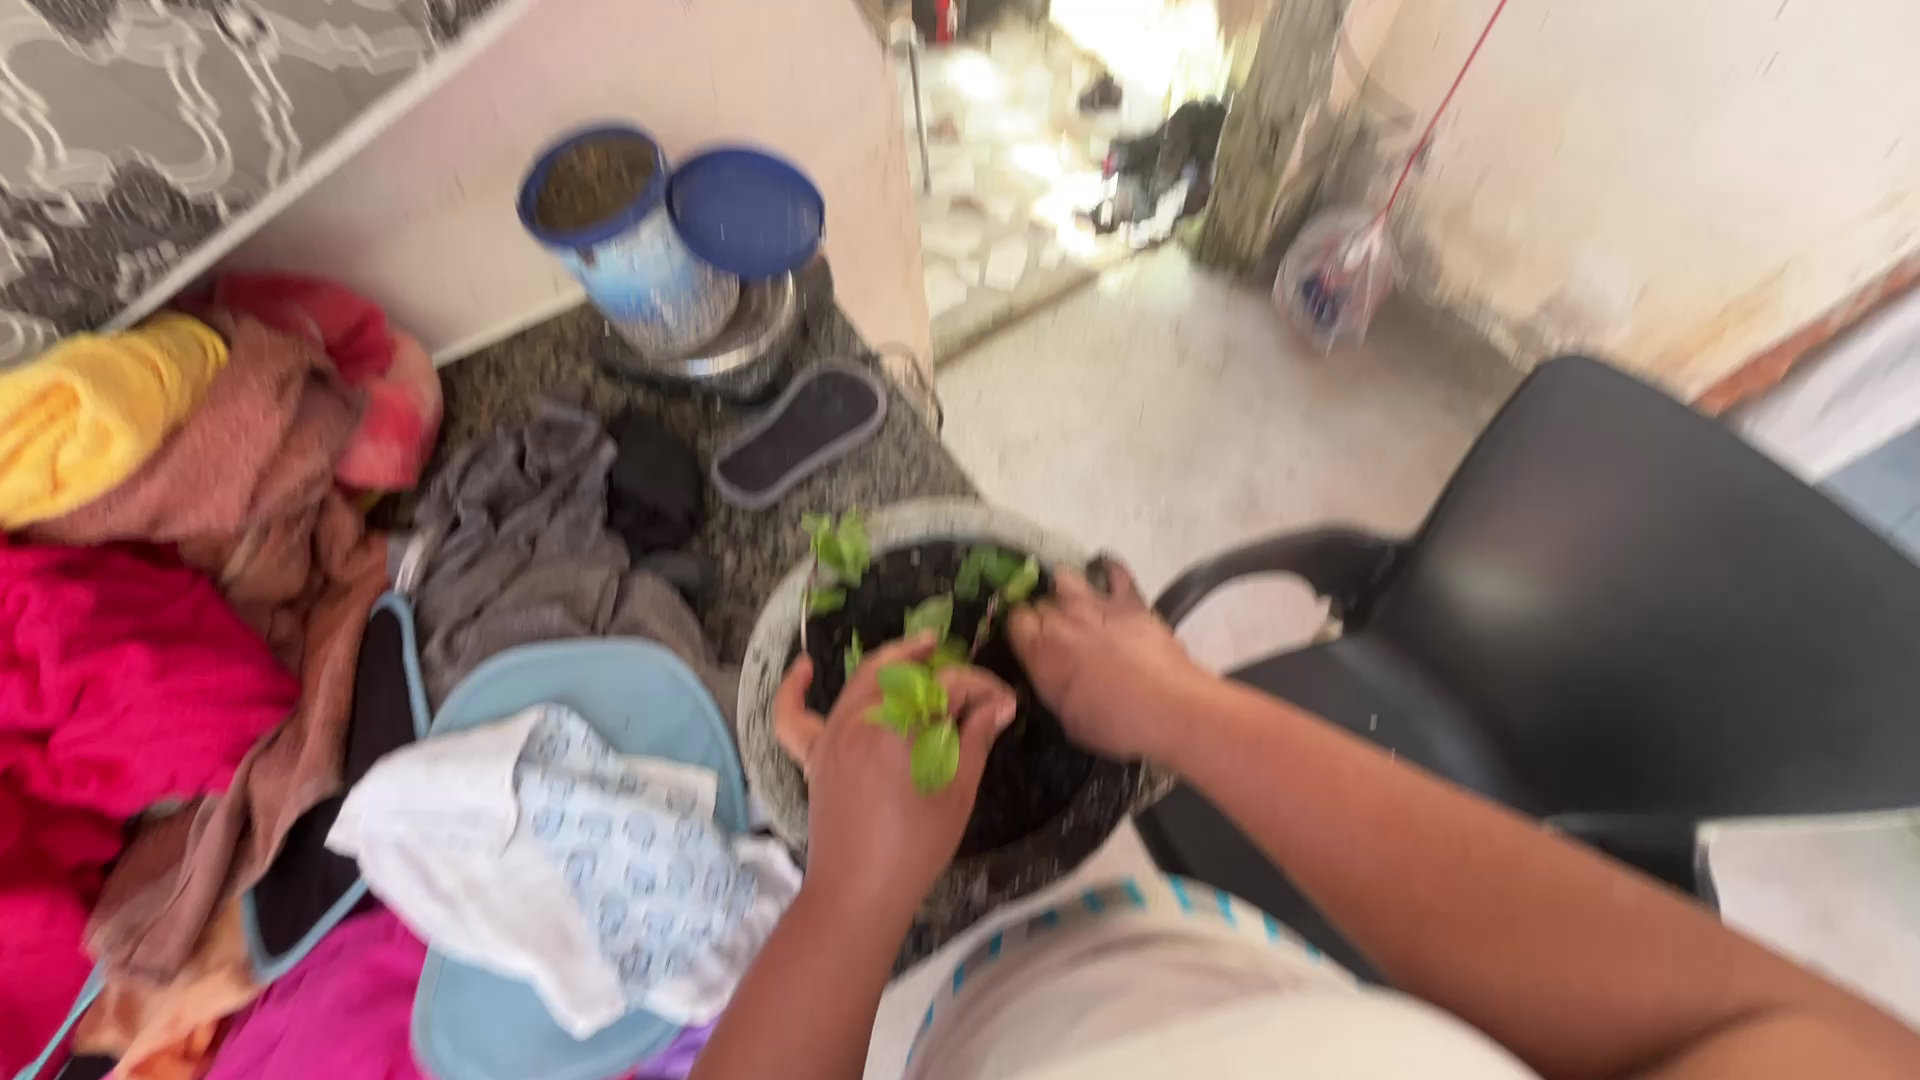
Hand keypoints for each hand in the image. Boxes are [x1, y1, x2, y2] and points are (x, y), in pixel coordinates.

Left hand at [773, 632, 1016, 917]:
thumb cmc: (915, 848)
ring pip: (861, 681)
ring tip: (920, 650)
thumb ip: (976, 740)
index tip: (1003, 701)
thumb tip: (1001, 704)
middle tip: (969, 676)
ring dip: (892, 662)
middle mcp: (861, 721)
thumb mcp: (957, 793)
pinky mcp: (813, 755)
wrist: (858, 894)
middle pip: (905, 674)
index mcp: (900, 730)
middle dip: (941, 667)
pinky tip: (807, 668)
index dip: (980, 688)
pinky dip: (795, 688)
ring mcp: (831, 736)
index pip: (946, 688)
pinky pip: (793, 717)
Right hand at [1006, 557, 1212, 760]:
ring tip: (1075, 608)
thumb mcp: (1066, 719)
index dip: (1020, 630)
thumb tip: (1048, 678)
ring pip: (1064, 577)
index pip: (1014, 620)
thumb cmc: (1115, 725)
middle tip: (1056, 637)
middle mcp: (1062, 618)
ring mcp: (1096, 603)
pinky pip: (1114, 571)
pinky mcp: (1130, 599)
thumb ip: (1050, 687)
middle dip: (1042, 616)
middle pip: (1038, 601)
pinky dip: (1108, 573)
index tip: (1028, 644)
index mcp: (1041, 649)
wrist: (1171, 708)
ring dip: (1065, 591)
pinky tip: (1108, 582)